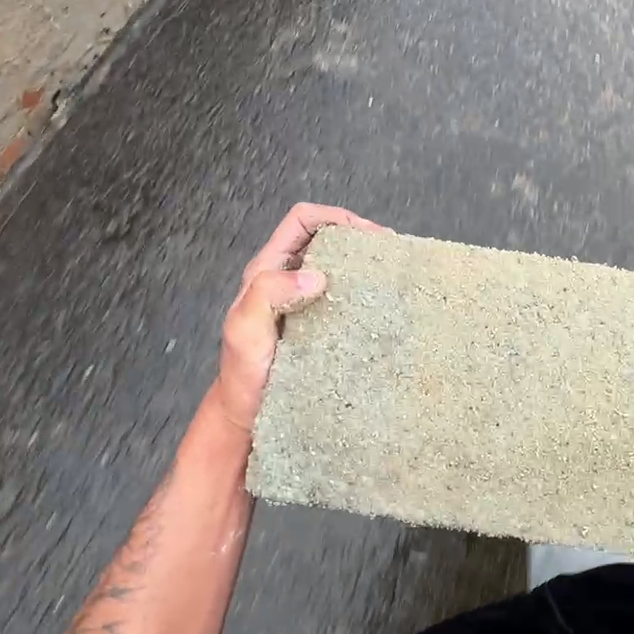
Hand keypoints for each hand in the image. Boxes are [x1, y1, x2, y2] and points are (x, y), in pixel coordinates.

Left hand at [212, 203, 384, 432]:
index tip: (367, 234)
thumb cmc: (243, 373)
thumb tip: (316, 276)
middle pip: (327, 236)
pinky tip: (383, 302)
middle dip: (358, 236)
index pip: (302, 220)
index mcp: (269, 268)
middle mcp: (288, 277)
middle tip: (387, 252)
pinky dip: (367, 290)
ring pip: (339, 264)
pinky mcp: (324, 321)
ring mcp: (306, 299)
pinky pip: (347, 294)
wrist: (247, 417)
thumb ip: (268, 294)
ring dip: (365, 263)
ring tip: (391, 273)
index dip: (334, 217)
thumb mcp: (245, 330)